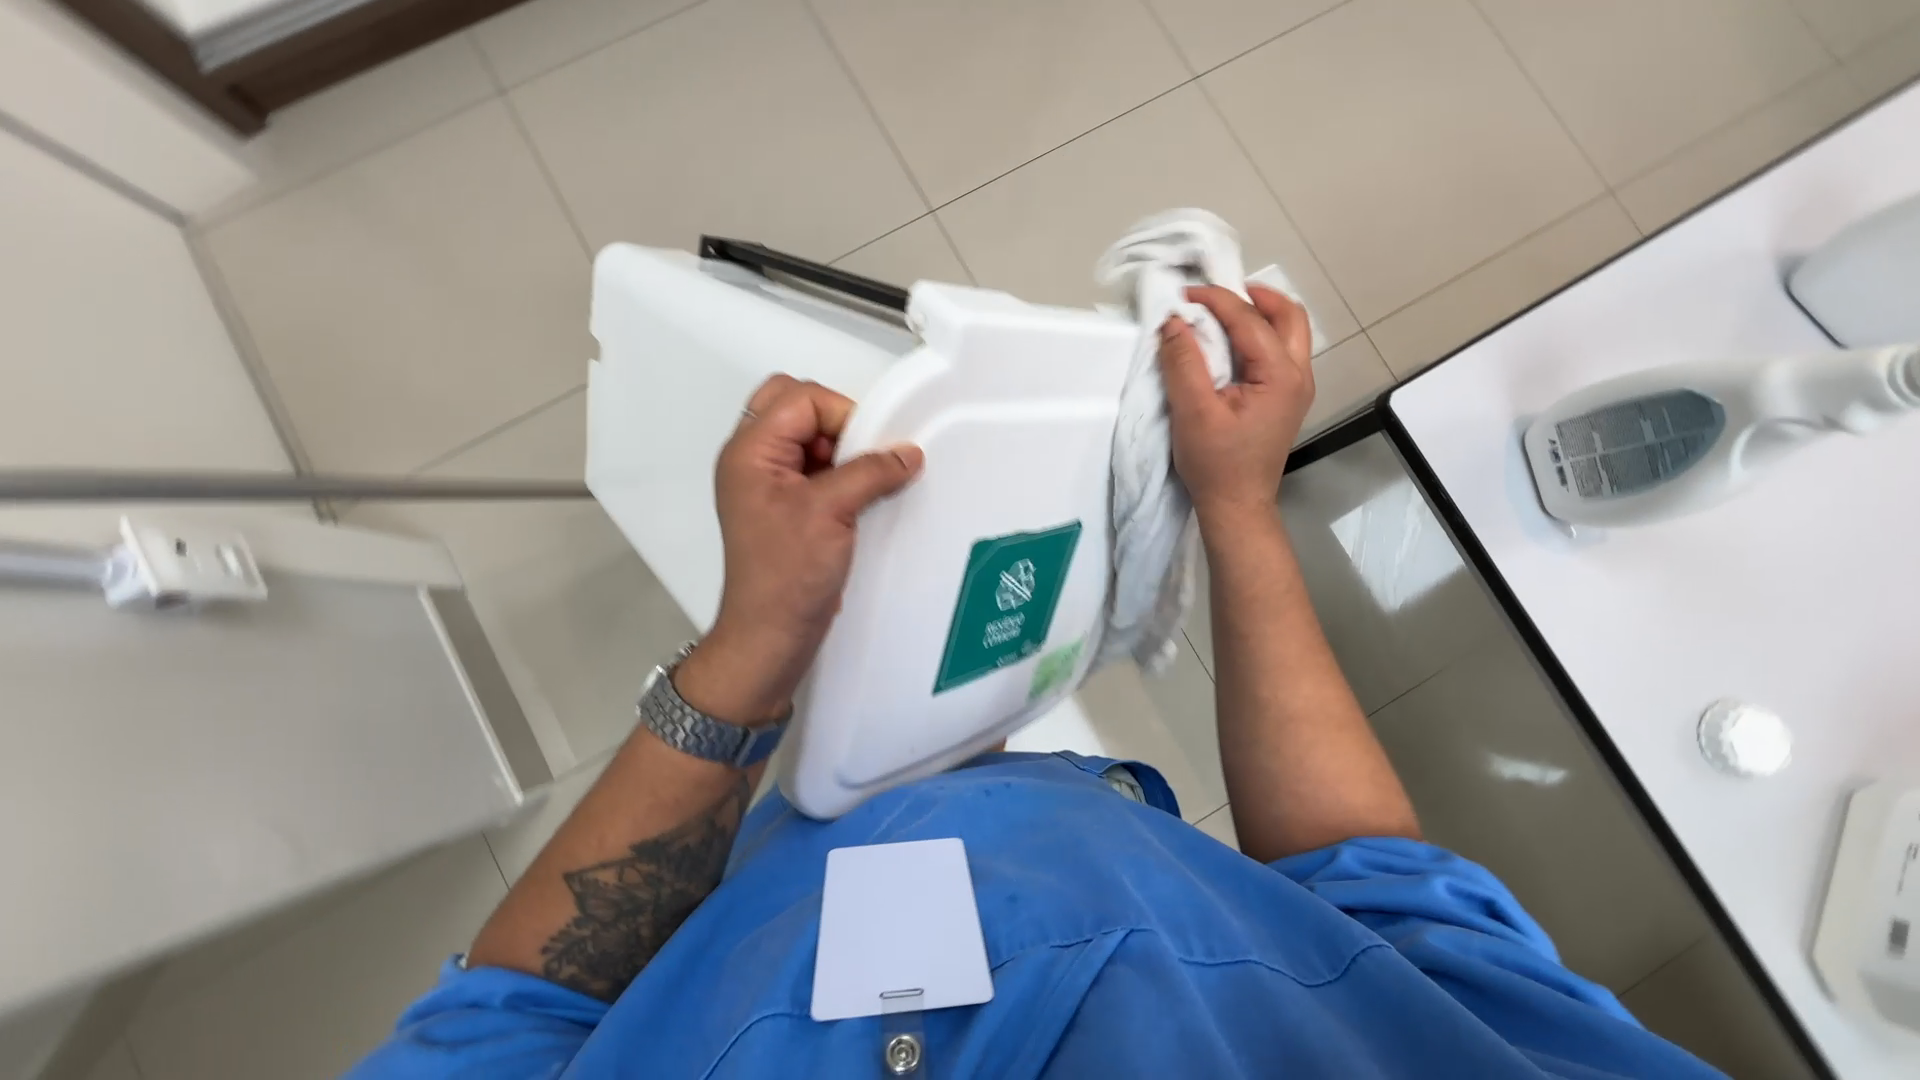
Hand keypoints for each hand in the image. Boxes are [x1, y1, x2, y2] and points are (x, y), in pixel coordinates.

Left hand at [673, 375, 923, 727]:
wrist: (772, 635)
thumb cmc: (789, 574)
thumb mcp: (831, 512)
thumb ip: (871, 472)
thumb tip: (910, 452)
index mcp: (750, 451)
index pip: (800, 398)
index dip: (842, 414)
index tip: (870, 450)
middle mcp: (753, 460)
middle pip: (795, 406)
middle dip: (836, 423)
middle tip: (859, 457)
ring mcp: (768, 484)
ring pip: (807, 437)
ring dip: (841, 451)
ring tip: (863, 483)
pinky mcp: (786, 507)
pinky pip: (815, 468)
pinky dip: (841, 474)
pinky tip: (863, 498)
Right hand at [1158, 284, 1314, 522]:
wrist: (1236, 505)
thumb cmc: (1216, 463)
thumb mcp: (1193, 411)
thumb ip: (1183, 362)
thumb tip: (1174, 322)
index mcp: (1281, 375)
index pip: (1250, 320)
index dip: (1216, 300)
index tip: (1184, 295)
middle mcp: (1298, 376)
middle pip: (1289, 316)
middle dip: (1255, 297)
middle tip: (1217, 293)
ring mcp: (1296, 388)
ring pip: (1289, 332)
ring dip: (1260, 314)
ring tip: (1224, 312)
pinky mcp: (1285, 399)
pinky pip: (1280, 352)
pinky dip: (1259, 335)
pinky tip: (1231, 343)